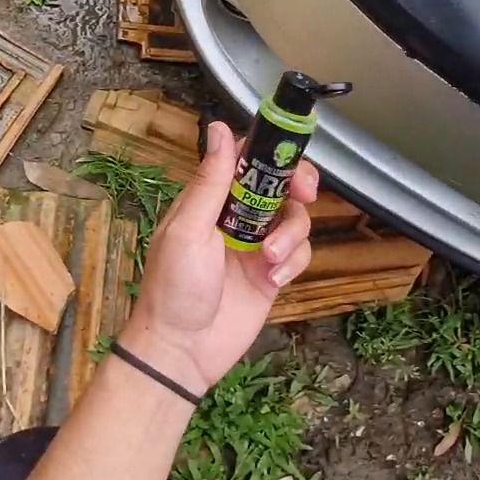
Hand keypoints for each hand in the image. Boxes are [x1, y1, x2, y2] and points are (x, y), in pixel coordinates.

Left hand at [121, 121, 318, 393]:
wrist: (182, 350)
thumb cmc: (173, 288)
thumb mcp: (189, 229)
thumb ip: (210, 181)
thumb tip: (219, 128)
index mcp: (209, 200)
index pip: (245, 160)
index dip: (270, 152)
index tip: (288, 157)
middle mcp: (235, 217)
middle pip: (279, 185)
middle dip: (297, 185)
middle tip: (305, 193)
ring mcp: (255, 246)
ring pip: (294, 219)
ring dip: (291, 233)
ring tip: (271, 258)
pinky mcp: (272, 274)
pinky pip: (298, 254)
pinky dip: (293, 262)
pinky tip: (274, 278)